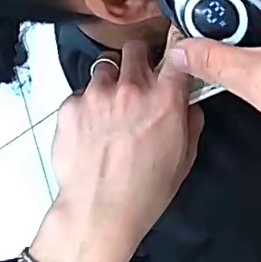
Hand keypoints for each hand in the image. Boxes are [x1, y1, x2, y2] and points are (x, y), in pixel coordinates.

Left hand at [31, 34, 204, 261]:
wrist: (98, 212)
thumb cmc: (143, 193)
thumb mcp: (184, 160)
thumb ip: (190, 123)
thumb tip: (189, 104)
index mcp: (164, 100)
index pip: (176, 55)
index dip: (174, 53)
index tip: (171, 57)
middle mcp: (131, 90)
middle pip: (134, 49)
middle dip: (137, 61)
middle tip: (135, 81)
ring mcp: (97, 95)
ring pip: (104, 68)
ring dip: (109, 83)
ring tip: (109, 110)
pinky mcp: (70, 104)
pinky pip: (80, 93)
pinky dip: (86, 105)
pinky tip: (90, 130)